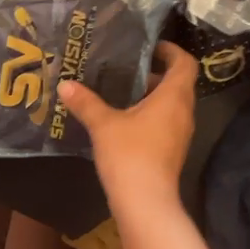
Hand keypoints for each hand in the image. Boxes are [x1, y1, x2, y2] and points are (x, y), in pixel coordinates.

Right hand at [59, 41, 198, 212]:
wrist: (144, 200)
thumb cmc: (130, 154)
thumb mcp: (103, 125)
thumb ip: (86, 103)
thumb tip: (65, 84)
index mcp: (174, 96)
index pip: (184, 63)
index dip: (171, 51)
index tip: (151, 47)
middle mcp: (183, 112)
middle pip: (177, 84)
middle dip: (154, 76)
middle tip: (127, 72)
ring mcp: (180, 134)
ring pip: (170, 106)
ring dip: (150, 98)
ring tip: (121, 96)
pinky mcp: (171, 152)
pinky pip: (164, 124)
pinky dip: (148, 117)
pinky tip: (123, 124)